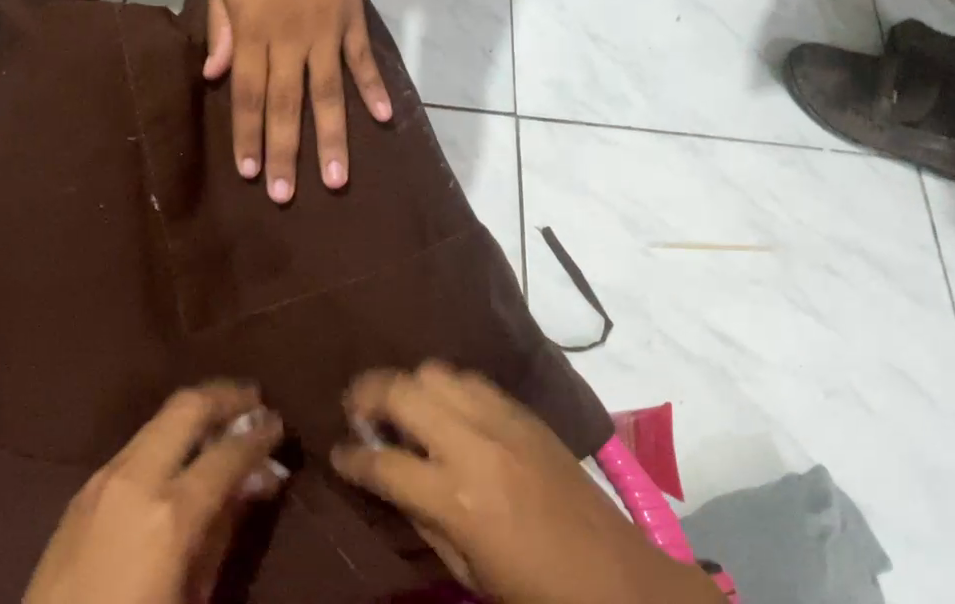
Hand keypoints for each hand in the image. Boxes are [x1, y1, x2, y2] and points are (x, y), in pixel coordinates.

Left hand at [24, 383, 288, 603]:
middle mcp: (135, 478)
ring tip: (224, 419)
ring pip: (157, 420)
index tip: (279, 423)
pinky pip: (135, 445)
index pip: (227, 453)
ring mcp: (103, 477)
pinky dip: (167, 436)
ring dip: (194, 412)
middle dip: (224, 397)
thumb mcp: (195, 594)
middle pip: (186, 408)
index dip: (260, 434)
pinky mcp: (82, 488)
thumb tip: (257, 482)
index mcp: (170, 512)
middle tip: (254, 399)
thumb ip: (225, 531)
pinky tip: (182, 452)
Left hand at [204, 0, 391, 203]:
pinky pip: (363, 60)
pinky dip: (373, 89)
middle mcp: (291, 38)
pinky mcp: (351, 16)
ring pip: (328, 93)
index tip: (249, 173)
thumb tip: (214, 76)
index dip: (248, 135)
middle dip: (285, 152)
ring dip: (332, 138)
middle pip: (287, 105)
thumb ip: (222, 28)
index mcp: (255, 31)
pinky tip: (383, 119)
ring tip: (337, 179)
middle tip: (285, 196)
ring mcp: (326, 30)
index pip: (250, 95)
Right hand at [332, 362, 723, 603]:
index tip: (338, 453)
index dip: (349, 458)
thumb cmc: (534, 591)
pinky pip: (473, 381)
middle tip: (357, 411)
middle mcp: (473, 447)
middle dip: (366, 396)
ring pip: (436, 372)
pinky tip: (446, 409)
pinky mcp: (526, 414)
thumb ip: (421, 519)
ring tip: (403, 406)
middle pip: (401, 393)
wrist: (617, 580)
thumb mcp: (465, 571)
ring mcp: (502, 423)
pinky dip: (448, 388)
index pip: (381, 462)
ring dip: (410, 386)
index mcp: (455, 499)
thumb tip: (388, 479)